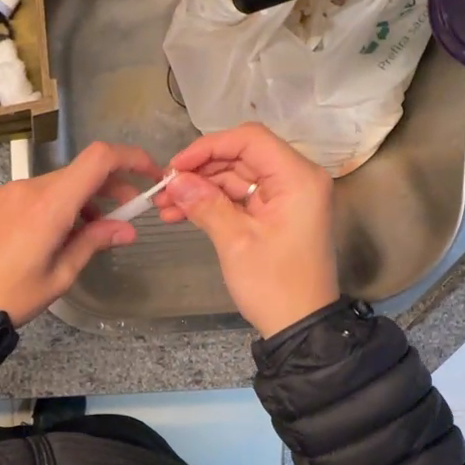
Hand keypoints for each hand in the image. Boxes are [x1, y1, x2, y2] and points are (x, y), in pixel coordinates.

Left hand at [0, 142, 161, 325]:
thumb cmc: (11, 296)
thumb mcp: (60, 275)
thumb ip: (94, 243)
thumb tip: (127, 228)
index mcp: (50, 204)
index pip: (99, 158)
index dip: (131, 158)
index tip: (149, 174)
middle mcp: (29, 188)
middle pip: (80, 171)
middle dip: (109, 186)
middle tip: (127, 213)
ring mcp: (9, 193)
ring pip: (58, 183)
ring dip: (83, 198)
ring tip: (93, 231)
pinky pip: (35, 193)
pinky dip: (57, 204)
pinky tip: (60, 233)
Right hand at [153, 123, 339, 337]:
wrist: (300, 324)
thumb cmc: (274, 284)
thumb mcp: (236, 242)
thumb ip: (206, 205)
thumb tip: (175, 182)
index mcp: (296, 177)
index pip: (250, 140)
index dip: (208, 147)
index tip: (175, 167)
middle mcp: (295, 179)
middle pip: (242, 157)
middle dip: (201, 171)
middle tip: (164, 189)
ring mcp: (286, 198)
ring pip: (237, 178)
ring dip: (202, 189)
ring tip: (165, 206)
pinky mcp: (276, 216)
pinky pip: (241, 199)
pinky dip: (214, 204)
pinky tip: (183, 213)